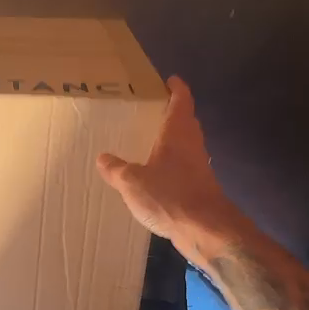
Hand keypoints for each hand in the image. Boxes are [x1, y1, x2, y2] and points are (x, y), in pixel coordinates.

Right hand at [97, 76, 241, 245]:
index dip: (176, 88)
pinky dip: (172, 163)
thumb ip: (116, 169)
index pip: (181, 101)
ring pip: (186, 144)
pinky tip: (157, 174)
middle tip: (154, 109)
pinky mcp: (200, 186)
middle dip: (173, 112)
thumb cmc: (169, 195)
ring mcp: (198, 167)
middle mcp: (192, 145)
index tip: (169, 80)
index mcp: (177, 134)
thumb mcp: (132, 182)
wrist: (205, 229)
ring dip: (173, 139)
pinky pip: (184, 166)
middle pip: (186, 121)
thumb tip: (103, 158)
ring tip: (152, 140)